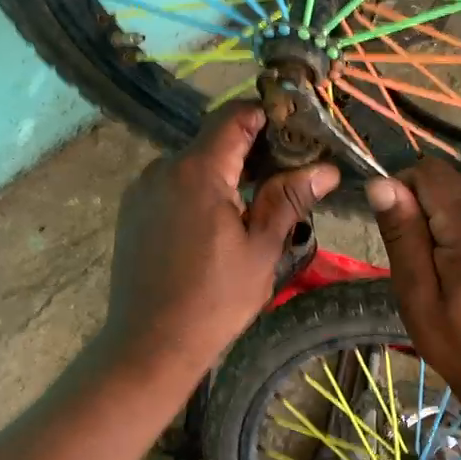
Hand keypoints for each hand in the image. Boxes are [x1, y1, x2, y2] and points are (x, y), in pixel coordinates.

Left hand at [104, 103, 337, 373]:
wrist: (148, 344)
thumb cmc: (214, 300)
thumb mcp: (261, 249)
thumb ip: (289, 199)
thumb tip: (327, 168)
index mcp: (198, 171)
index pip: (235, 115)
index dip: (269, 115)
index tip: (298, 131)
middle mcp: (163, 167)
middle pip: (215, 138)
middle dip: (253, 149)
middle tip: (288, 174)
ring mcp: (143, 188)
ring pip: (195, 162)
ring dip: (226, 172)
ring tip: (256, 204)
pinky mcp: (133, 208)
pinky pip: (174, 183)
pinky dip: (200, 189)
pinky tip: (218, 223)